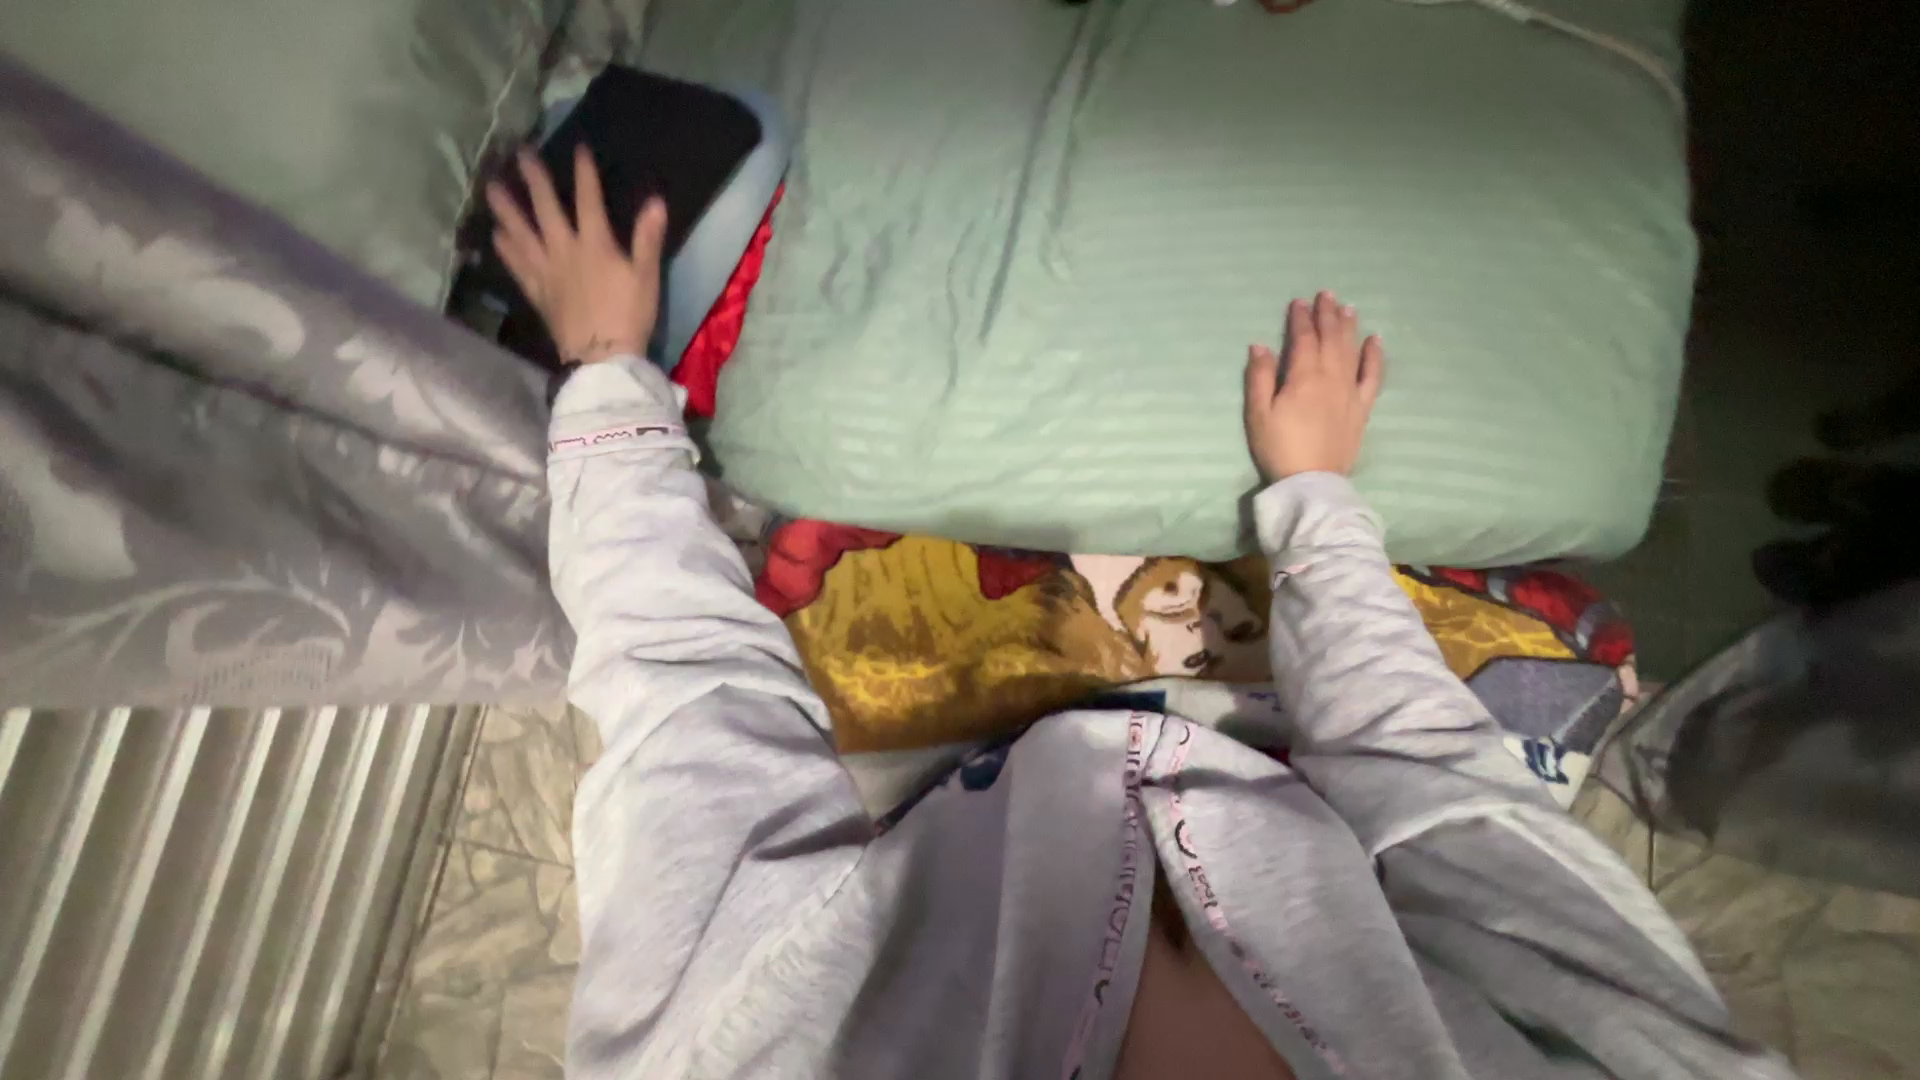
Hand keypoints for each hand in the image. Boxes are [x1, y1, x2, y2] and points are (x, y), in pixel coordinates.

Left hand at [486, 145, 667, 364]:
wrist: (602, 355)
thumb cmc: (630, 316)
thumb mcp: (646, 277)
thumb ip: (648, 239)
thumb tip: (656, 202)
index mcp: (594, 244)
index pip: (588, 200)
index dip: (584, 173)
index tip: (578, 148)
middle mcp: (564, 249)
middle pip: (545, 207)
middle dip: (534, 178)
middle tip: (520, 153)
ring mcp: (545, 270)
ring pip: (520, 231)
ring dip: (506, 207)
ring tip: (492, 186)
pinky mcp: (537, 291)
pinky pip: (516, 264)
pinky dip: (505, 247)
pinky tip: (497, 235)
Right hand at [1243, 291, 1385, 480]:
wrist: (1312, 480)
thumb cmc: (1278, 447)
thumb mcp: (1258, 414)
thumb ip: (1259, 377)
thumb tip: (1260, 345)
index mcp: (1304, 376)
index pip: (1303, 339)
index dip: (1300, 319)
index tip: (1297, 302)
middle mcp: (1331, 377)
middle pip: (1331, 338)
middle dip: (1327, 315)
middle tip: (1325, 295)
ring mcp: (1350, 391)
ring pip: (1352, 350)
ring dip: (1348, 327)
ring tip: (1346, 308)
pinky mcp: (1362, 407)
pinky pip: (1373, 376)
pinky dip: (1374, 356)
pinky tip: (1374, 341)